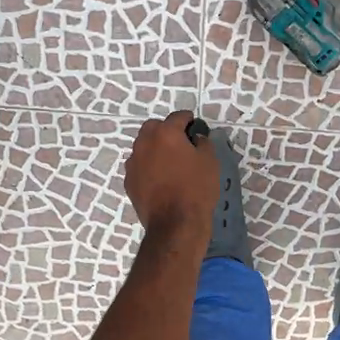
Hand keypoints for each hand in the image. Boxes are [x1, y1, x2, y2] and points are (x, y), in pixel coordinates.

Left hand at [122, 111, 218, 234]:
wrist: (174, 223)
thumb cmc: (196, 189)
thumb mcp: (210, 162)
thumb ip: (203, 143)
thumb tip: (196, 138)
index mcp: (165, 134)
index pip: (177, 117)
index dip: (188, 120)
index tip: (195, 126)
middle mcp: (144, 143)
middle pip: (154, 128)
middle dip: (166, 131)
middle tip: (181, 143)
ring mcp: (133, 163)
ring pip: (143, 147)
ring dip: (155, 149)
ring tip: (169, 163)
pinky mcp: (129, 181)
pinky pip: (139, 166)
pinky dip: (148, 167)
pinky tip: (159, 179)